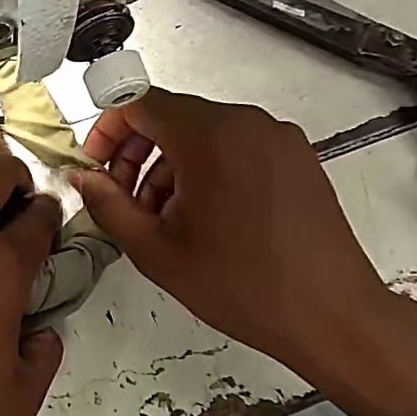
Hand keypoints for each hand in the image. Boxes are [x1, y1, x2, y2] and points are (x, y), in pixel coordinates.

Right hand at [73, 90, 416, 385]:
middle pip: (173, 116)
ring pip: (205, 135)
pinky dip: (209, 170)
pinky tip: (205, 218)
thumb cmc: (247, 286)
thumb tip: (86, 180)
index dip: (107, 130)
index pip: (140, 102)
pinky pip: (238, 148)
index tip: (98, 163)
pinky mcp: (297, 158)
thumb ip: (110, 206)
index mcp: (210, 137)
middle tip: (125, 198)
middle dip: (138, 154)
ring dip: (172, 167)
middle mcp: (248, 124)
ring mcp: (278, 139)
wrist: (330, 313)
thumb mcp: (157, 251)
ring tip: (166, 219)